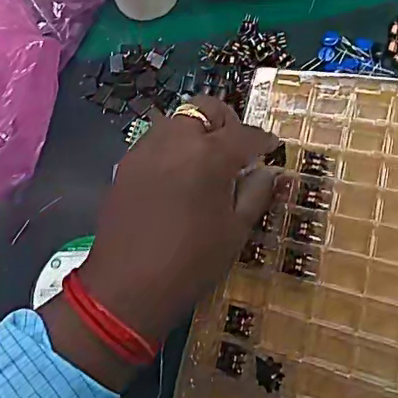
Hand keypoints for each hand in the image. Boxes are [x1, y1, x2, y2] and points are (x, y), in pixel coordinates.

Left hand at [40, 97, 283, 389]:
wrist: (127, 287)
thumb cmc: (192, 263)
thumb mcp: (235, 230)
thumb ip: (256, 192)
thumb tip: (268, 171)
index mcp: (208, 156)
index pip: (244, 134)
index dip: (263, 141)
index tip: (272, 149)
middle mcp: (175, 141)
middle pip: (205, 109)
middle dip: (226, 123)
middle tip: (236, 151)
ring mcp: (145, 149)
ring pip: (178, 120)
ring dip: (198, 130)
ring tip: (207, 162)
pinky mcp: (125, 164)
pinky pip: (156, 140)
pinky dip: (174, 146)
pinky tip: (179, 176)